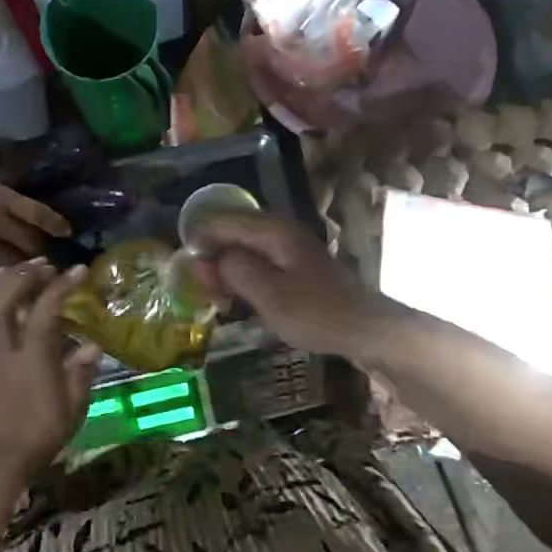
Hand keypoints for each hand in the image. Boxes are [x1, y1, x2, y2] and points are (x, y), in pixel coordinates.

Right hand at [0, 171, 71, 279]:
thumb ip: (4, 199)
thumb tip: (23, 212)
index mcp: (2, 198)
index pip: (39, 213)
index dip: (56, 224)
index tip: (67, 232)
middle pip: (31, 243)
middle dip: (41, 250)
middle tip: (46, 255)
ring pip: (14, 263)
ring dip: (25, 268)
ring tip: (30, 272)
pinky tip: (3, 281)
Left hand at [0, 261, 101, 479]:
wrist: (4, 455)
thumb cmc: (43, 432)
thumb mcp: (73, 408)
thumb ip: (81, 374)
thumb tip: (93, 344)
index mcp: (34, 358)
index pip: (45, 311)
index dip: (62, 287)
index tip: (80, 270)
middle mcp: (9, 347)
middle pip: (6, 300)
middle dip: (26, 276)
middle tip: (49, 265)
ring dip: (5, 280)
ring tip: (26, 267)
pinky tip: (0, 285)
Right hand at [191, 212, 407, 361]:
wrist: (366, 330)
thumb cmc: (316, 312)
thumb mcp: (268, 294)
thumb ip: (234, 269)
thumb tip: (210, 257)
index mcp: (272, 230)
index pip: (221, 220)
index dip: (198, 241)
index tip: (186, 271)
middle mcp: (279, 230)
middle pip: (231, 232)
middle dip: (212, 257)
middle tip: (204, 290)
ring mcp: (288, 247)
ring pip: (243, 248)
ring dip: (227, 270)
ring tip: (220, 298)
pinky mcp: (295, 266)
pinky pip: (258, 262)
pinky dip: (244, 277)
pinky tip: (241, 299)